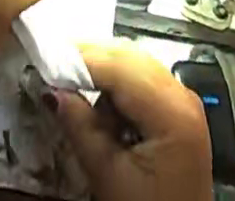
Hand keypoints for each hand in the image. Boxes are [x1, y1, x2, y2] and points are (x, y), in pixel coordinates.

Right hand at [51, 41, 211, 200]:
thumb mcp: (110, 177)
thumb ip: (83, 130)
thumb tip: (55, 92)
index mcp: (172, 110)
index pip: (124, 68)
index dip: (86, 59)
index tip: (51, 56)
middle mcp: (183, 95)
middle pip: (134, 59)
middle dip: (94, 58)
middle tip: (55, 62)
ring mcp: (183, 101)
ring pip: (138, 66)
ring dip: (105, 71)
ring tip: (72, 84)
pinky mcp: (177, 112)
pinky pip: (144, 84)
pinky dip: (118, 87)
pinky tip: (98, 104)